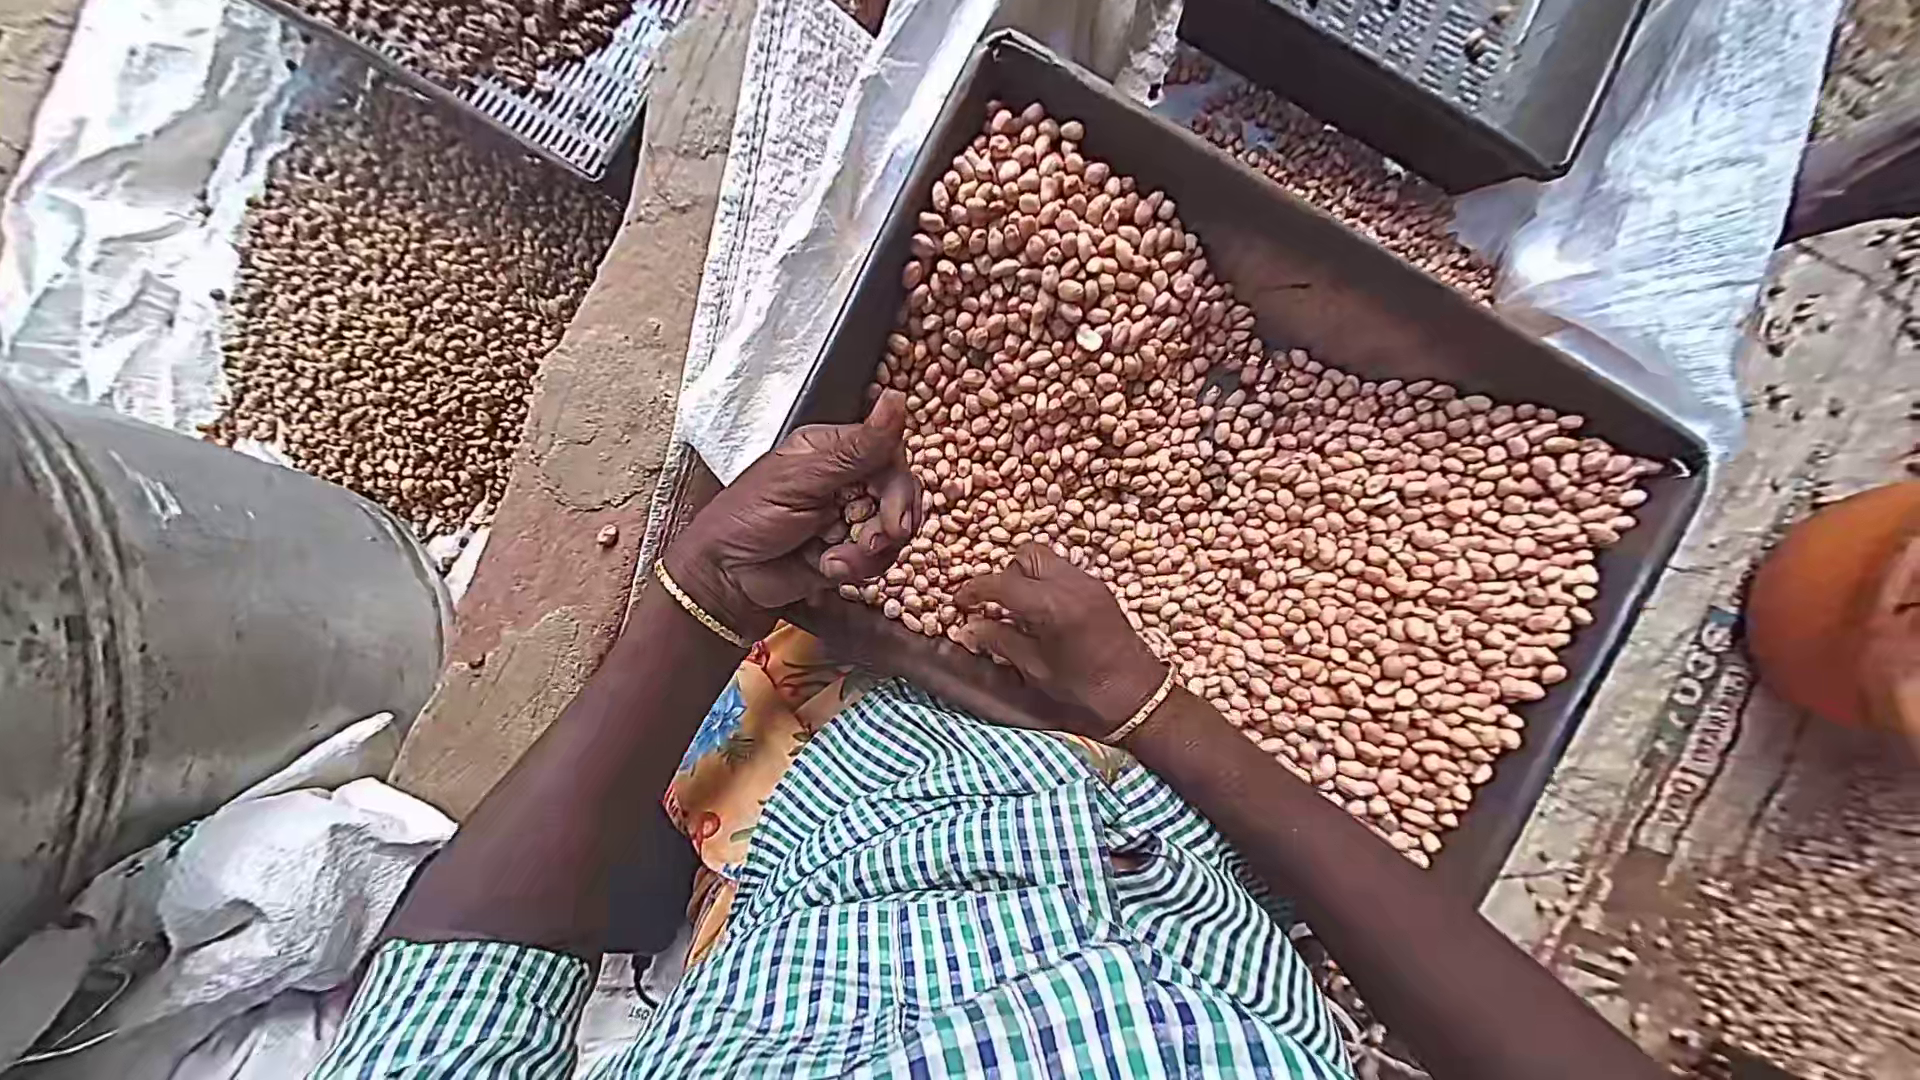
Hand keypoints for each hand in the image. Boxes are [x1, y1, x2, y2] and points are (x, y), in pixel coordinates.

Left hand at [665, 391, 920, 637]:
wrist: (724, 578)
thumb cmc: (745, 519)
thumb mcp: (801, 479)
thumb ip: (855, 449)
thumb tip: (895, 400)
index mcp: (833, 450)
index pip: (889, 456)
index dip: (898, 487)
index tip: (894, 514)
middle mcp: (847, 480)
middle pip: (899, 494)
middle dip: (890, 523)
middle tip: (871, 541)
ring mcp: (850, 516)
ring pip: (894, 530)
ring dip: (871, 551)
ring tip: (836, 559)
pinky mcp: (850, 549)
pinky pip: (879, 558)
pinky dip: (859, 567)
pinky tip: (829, 567)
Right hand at [953, 543, 1166, 739]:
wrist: (1140, 698)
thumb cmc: (1085, 691)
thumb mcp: (1036, 670)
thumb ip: (1001, 641)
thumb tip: (970, 627)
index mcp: (1053, 606)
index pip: (1002, 583)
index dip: (975, 590)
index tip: (960, 602)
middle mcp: (1072, 585)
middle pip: (1026, 555)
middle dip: (1006, 574)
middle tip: (998, 605)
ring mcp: (1090, 583)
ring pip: (1047, 559)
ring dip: (1027, 577)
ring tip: (1021, 610)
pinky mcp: (1100, 589)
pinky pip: (1064, 572)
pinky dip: (1047, 583)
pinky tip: (1044, 614)